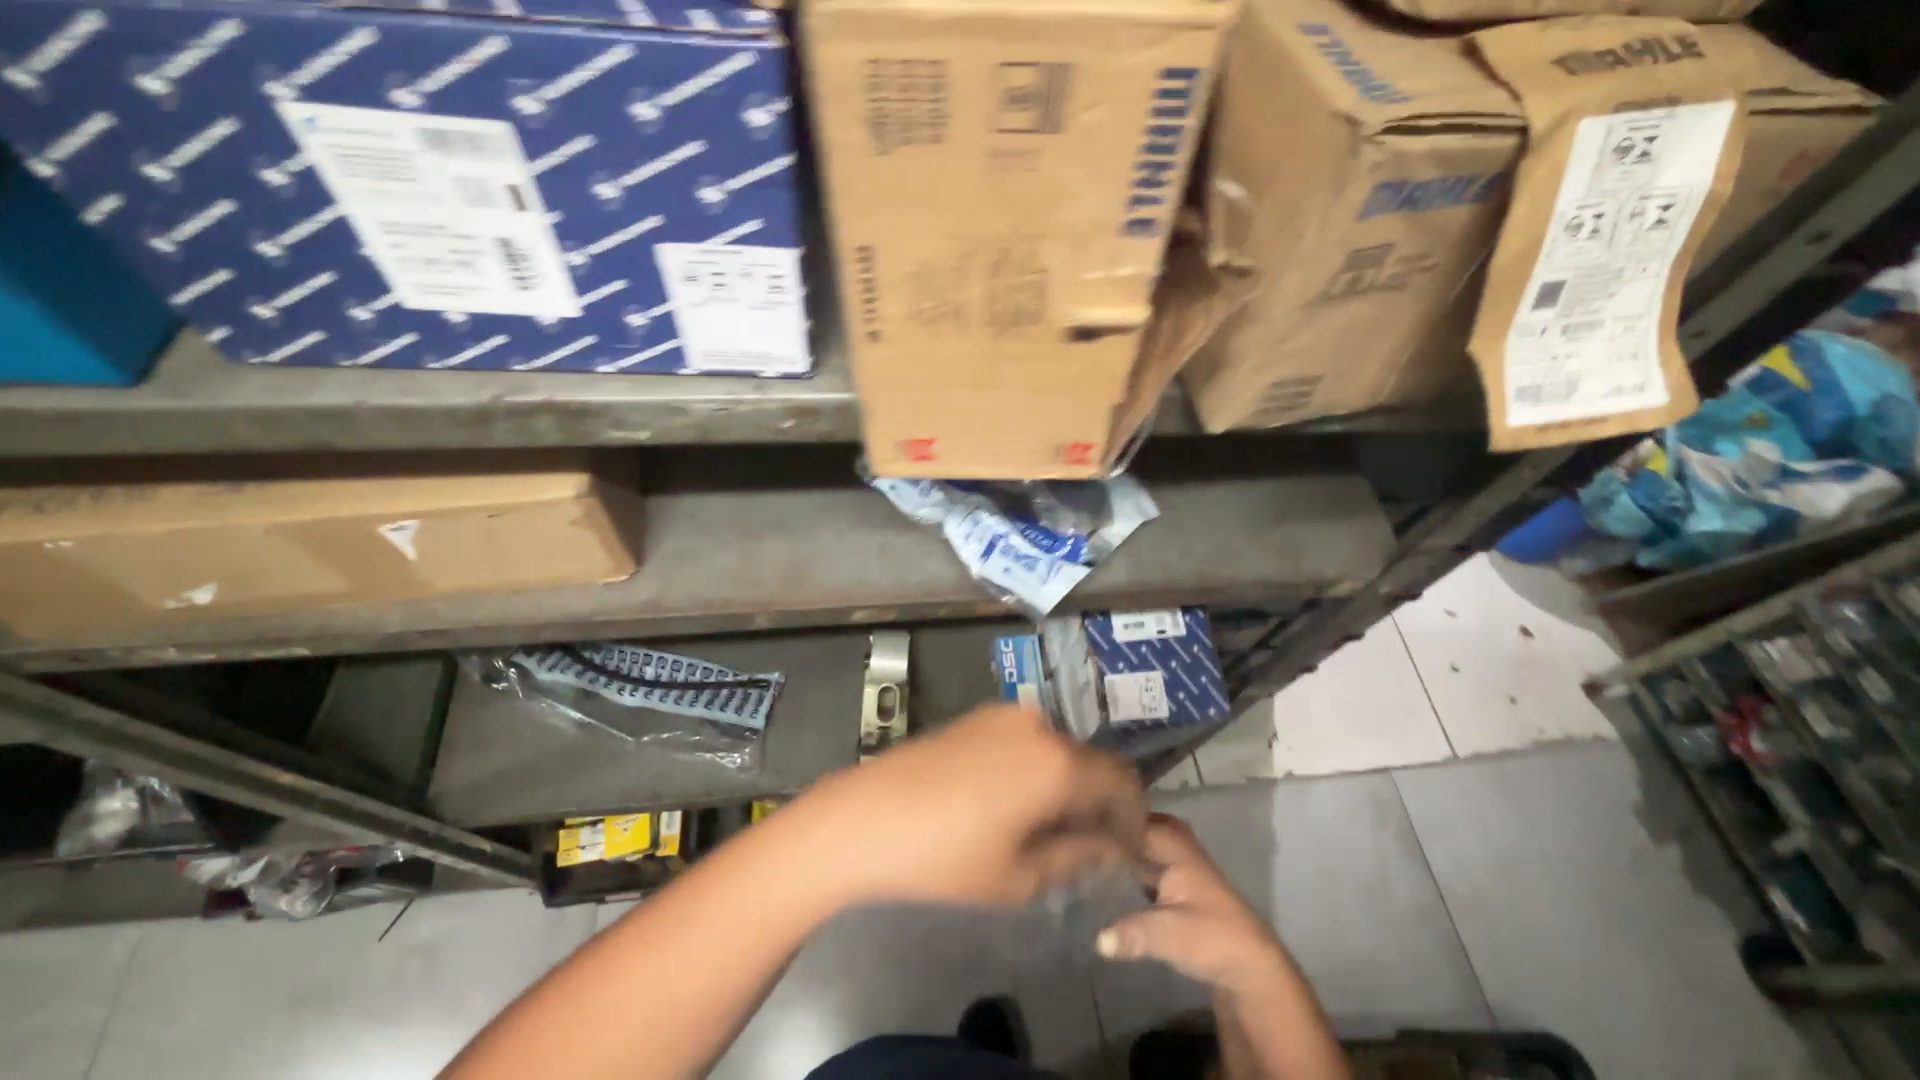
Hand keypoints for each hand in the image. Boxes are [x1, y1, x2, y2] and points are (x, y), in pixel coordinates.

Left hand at [783, 704, 1148, 907]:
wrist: (857, 821)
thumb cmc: (941, 858)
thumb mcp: (1017, 876)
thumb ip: (1076, 858)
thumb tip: (1109, 847)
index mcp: (1056, 762)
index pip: (1122, 782)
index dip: (1134, 817)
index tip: (1130, 849)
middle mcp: (1036, 726)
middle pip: (1089, 763)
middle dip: (1098, 803)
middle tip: (1091, 847)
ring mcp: (1001, 716)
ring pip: (1055, 751)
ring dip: (1065, 787)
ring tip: (1048, 832)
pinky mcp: (972, 719)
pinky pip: (1024, 743)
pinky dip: (1034, 771)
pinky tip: (1013, 807)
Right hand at [1096, 814, 1290, 996]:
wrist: (1252, 969)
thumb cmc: (1215, 940)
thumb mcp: (1170, 935)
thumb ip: (1132, 933)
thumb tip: (1098, 940)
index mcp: (1178, 851)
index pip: (1140, 821)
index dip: (1110, 818)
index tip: (1078, 820)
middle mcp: (1180, 853)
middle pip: (1146, 826)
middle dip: (1119, 825)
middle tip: (1086, 830)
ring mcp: (1182, 871)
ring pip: (1149, 845)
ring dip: (1125, 844)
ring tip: (1089, 846)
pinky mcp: (1180, 891)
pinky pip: (1150, 866)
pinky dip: (1132, 865)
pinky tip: (1110, 874)